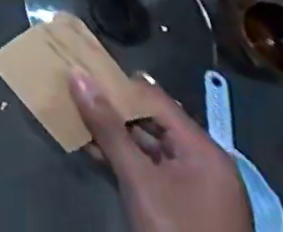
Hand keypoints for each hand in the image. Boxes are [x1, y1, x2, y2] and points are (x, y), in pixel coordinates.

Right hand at [71, 70, 249, 231]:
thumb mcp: (138, 182)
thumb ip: (109, 129)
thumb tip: (79, 78)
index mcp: (204, 150)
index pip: (156, 101)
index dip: (119, 85)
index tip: (84, 72)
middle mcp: (205, 163)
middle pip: (155, 123)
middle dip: (115, 110)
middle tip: (77, 94)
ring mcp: (197, 189)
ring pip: (151, 148)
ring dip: (116, 135)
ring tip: (78, 119)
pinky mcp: (186, 210)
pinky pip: (153, 172)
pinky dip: (127, 161)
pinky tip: (96, 153)